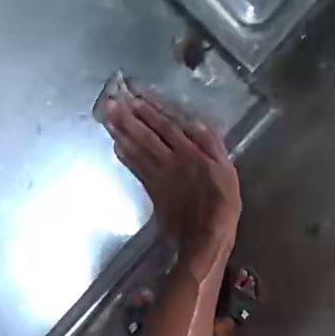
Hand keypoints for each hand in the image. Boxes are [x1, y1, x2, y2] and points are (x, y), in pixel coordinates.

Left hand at [106, 96, 240, 270]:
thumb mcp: (227, 171)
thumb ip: (212, 146)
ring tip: (107, 119)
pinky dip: (125, 156)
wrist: (204, 237)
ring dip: (120, 134)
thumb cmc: (221, 204)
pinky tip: (116, 147)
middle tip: (110, 103)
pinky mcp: (152, 191)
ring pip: (136, 151)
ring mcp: (158, 177)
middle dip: (127, 119)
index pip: (166, 128)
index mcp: (189, 154)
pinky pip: (136, 169)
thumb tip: (197, 124)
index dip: (149, 112)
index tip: (134, 98)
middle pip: (145, 136)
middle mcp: (170, 162)